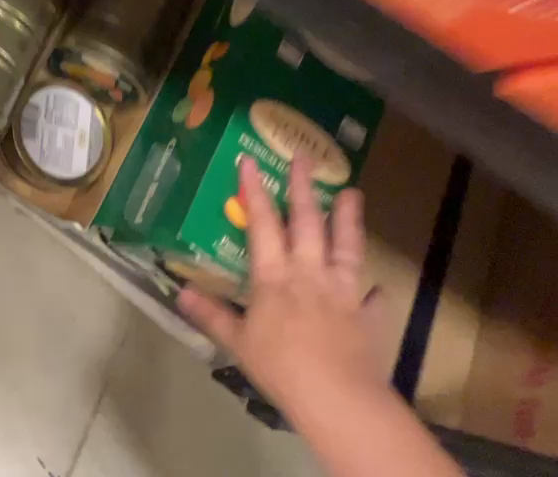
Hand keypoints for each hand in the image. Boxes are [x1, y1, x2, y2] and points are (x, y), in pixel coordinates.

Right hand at [177, 154, 388, 416]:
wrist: (340, 399)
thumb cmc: (281, 366)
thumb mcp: (237, 341)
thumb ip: (211, 313)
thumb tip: (179, 290)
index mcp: (274, 275)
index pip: (263, 223)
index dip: (256, 190)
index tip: (251, 161)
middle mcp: (309, 274)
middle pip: (308, 223)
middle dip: (304, 188)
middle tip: (306, 158)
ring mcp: (343, 293)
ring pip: (345, 248)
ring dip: (348, 220)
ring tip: (354, 193)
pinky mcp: (368, 318)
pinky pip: (373, 299)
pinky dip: (374, 291)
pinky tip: (378, 286)